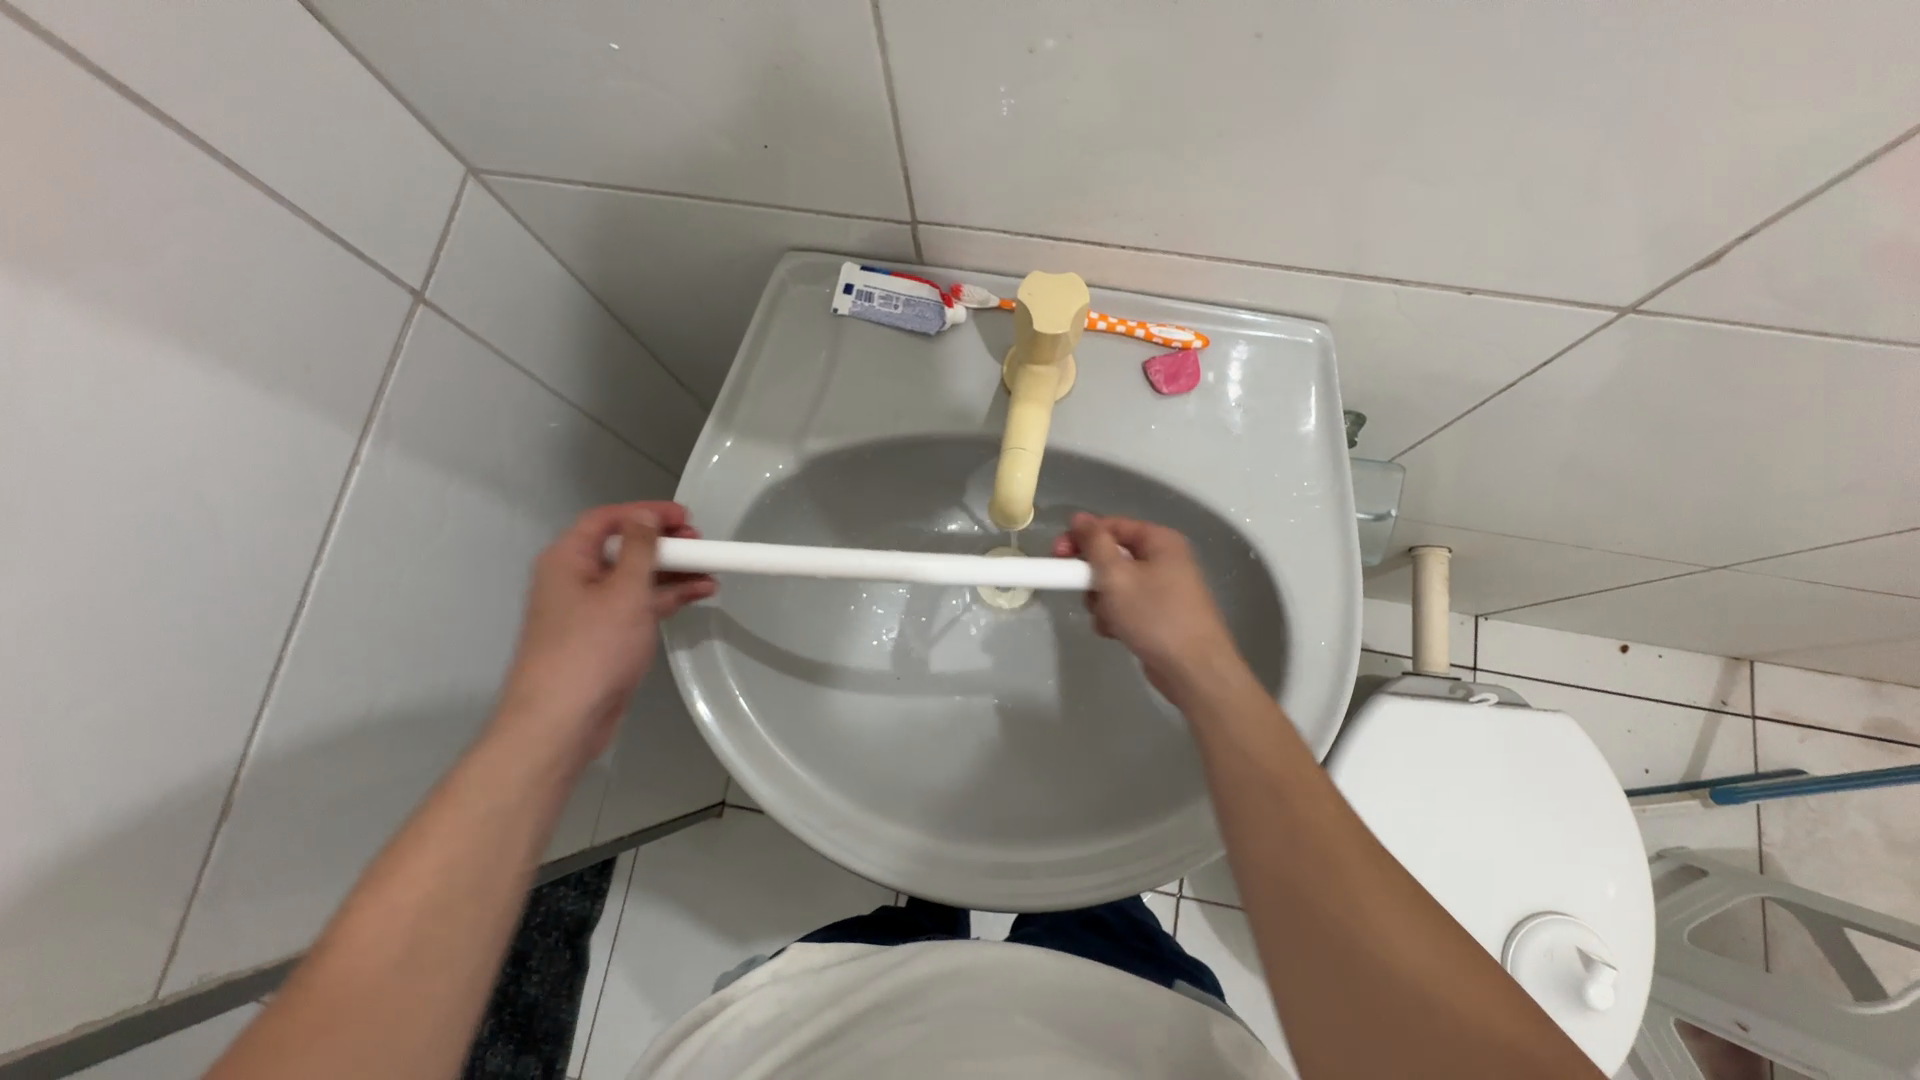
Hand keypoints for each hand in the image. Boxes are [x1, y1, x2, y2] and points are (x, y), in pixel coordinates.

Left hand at [494, 502, 715, 771]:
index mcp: (568, 559)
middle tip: (702, 545)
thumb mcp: (623, 591)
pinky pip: (639, 605)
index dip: (647, 513)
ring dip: (673, 572)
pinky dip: (667, 598)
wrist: (563, 720)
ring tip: (712, 570)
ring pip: (636, 578)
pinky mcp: (605, 636)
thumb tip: (645, 517)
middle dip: (666, 544)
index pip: (608, 519)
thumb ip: (640, 549)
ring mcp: (591, 610)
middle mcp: (576, 579)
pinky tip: (699, 594)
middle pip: (625, 548)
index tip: (687, 517)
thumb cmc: (592, 648)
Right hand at [1054, 513, 1237, 700]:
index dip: (1082, 537)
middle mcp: (1164, 560)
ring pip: (1115, 585)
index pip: (1112, 526)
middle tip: (1078, 590)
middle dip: (1092, 576)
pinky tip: (1116, 632)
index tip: (1057, 554)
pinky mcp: (1158, 616)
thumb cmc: (1154, 615)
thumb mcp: (1117, 575)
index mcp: (1160, 541)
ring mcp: (1163, 590)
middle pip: (1112, 556)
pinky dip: (1115, 617)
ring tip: (1106, 618)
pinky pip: (1125, 606)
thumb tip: (1079, 518)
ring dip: (1101, 601)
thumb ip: (1094, 544)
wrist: (1193, 669)